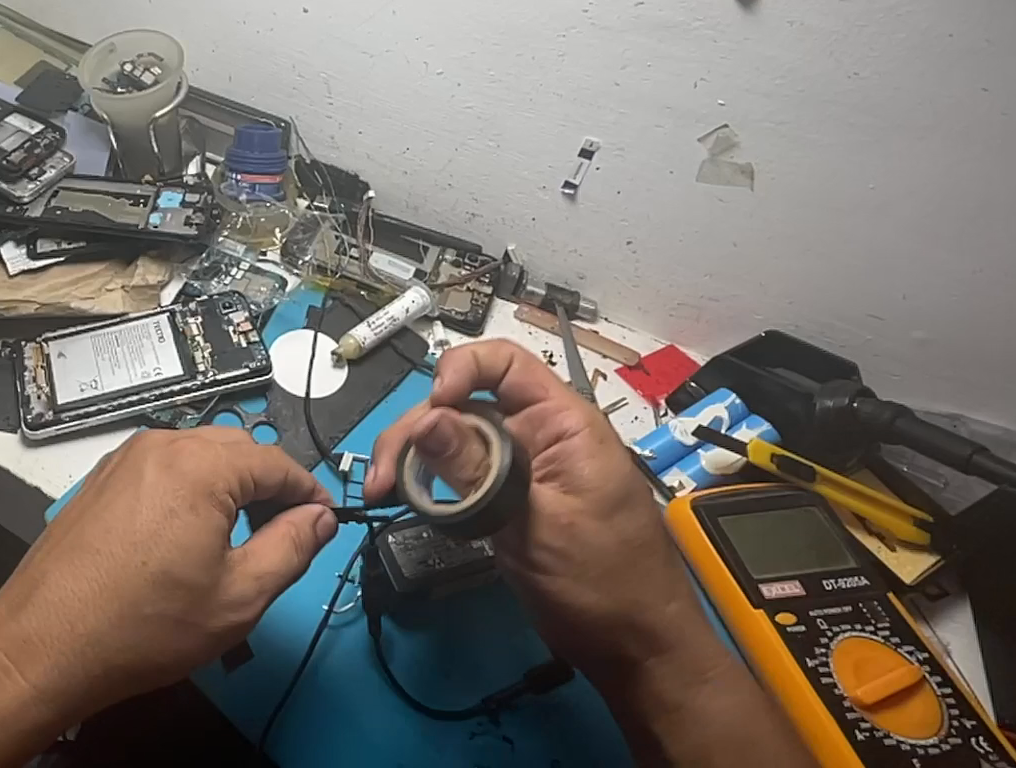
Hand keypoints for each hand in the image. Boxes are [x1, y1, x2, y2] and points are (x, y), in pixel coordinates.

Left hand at [0, 427, 337, 719]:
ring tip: (237, 535)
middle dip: (268, 482)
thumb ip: (292, 548)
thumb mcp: (237, 596)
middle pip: (237, 448)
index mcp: (200, 466)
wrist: (46, 641)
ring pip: (199, 452)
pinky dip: (190, 484)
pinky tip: (188, 529)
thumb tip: (319, 518)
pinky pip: (165, 463)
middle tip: (284, 529)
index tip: (321, 517)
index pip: (275, 460)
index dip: (306, 490)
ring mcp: (128, 455)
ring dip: (228, 482)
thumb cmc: (140, 625)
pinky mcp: (106, 473)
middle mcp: (163, 445)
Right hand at [363, 339, 709, 678]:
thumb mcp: (536, 524)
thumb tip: (424, 420)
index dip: (460, 369)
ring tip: (381, 490)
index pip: (504, 362)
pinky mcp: (500, 493)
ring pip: (448, 435)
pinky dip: (423, 479)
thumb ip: (479, 470)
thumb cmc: (604, 585)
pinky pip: (454, 468)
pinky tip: (400, 495)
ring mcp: (514, 464)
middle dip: (415, 429)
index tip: (432, 407)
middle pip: (460, 402)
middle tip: (381, 474)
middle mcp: (533, 432)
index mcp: (560, 423)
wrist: (634, 653)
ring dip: (409, 456)